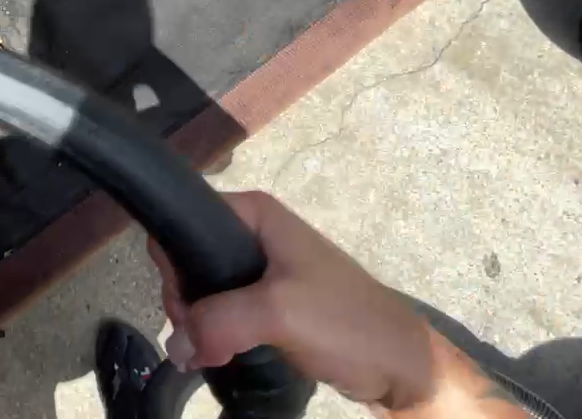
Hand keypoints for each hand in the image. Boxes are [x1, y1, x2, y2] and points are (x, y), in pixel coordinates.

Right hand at [149, 191, 439, 409]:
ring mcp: (263, 263)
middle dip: (185, 296)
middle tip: (193, 334)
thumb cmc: (346, 322)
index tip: (182, 306)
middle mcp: (254, 229)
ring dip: (199, 316)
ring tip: (206, 346)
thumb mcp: (278, 314)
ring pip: (206, 282)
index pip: (186, 219)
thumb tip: (174, 347)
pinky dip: (216, 325)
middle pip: (190, 253)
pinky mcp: (271, 296)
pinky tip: (217, 347)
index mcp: (253, 211)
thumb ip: (218, 323)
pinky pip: (226, 302)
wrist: (407, 369)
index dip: (174, 262)